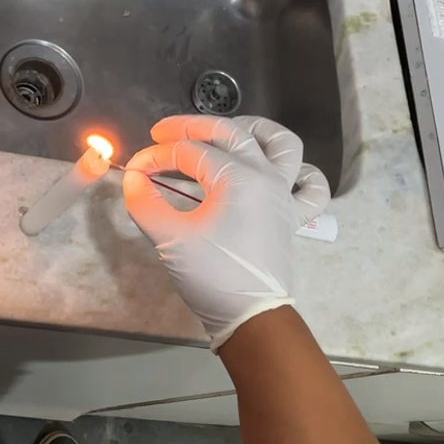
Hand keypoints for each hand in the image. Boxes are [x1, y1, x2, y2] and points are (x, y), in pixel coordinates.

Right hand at [122, 115, 330, 347]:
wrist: (250, 316)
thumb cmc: (211, 274)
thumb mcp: (168, 238)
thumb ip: (144, 202)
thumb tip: (133, 179)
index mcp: (236, 177)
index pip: (188, 152)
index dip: (156, 156)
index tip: (133, 169)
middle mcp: (266, 176)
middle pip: (228, 132)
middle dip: (190, 127)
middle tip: (161, 133)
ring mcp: (284, 194)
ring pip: (281, 144)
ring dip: (254, 129)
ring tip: (226, 131)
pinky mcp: (292, 216)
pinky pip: (310, 187)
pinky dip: (301, 173)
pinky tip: (280, 173)